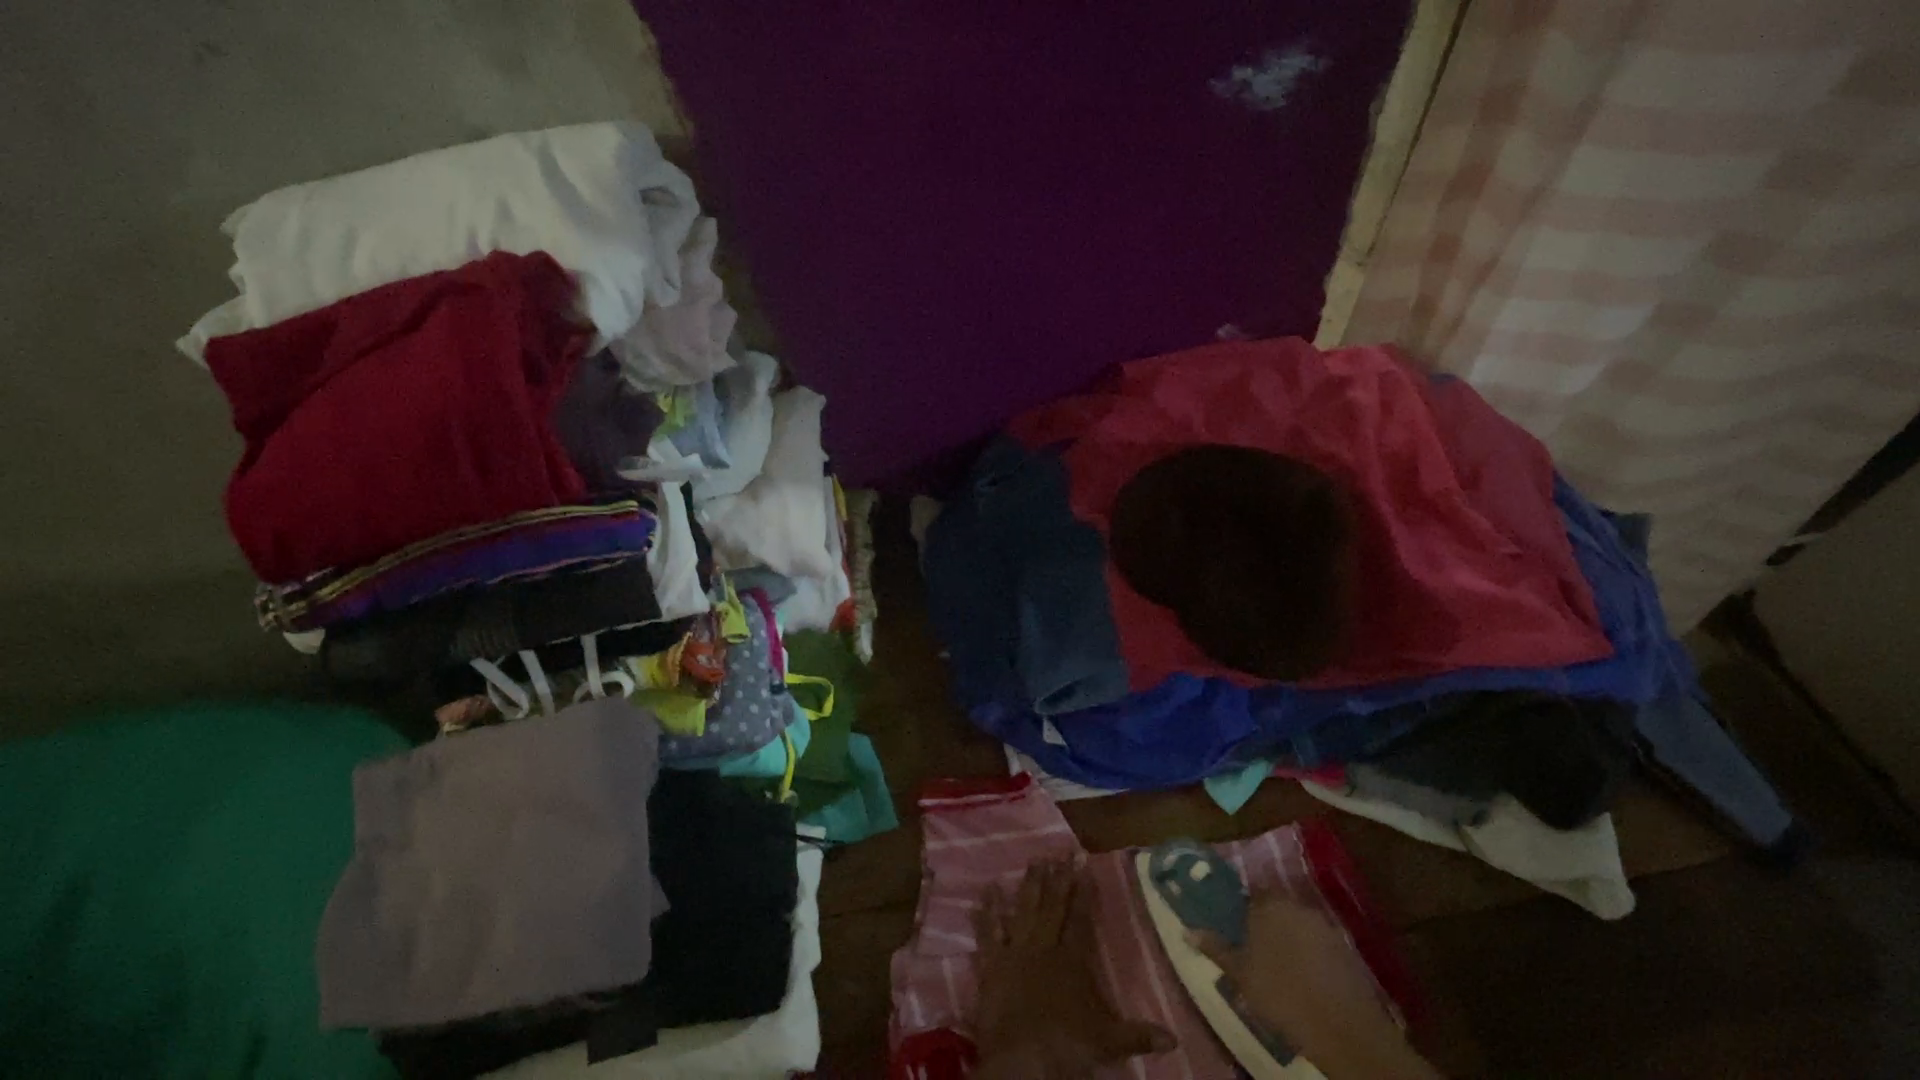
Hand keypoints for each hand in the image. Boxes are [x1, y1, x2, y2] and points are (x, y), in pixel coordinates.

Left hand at [971, 858, 1175, 1078]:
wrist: (1023, 1057)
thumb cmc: (1068, 1046)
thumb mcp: (1109, 1041)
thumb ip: (1138, 1035)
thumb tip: (1174, 1041)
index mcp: (1072, 960)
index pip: (1079, 918)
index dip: (1082, 891)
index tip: (1083, 865)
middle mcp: (1044, 948)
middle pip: (1052, 907)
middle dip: (1057, 878)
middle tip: (1059, 851)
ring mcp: (1015, 953)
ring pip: (1022, 911)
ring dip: (1028, 886)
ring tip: (1032, 861)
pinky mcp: (991, 966)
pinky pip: (987, 933)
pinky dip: (985, 913)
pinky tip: (984, 892)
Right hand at [1194, 897, 1441, 1079]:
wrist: (1339, 1026)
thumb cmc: (1279, 994)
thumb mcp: (1240, 974)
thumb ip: (1215, 948)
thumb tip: (1186, 931)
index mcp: (1268, 906)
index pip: (1251, 895)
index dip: (1243, 911)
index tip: (1237, 930)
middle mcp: (1297, 907)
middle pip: (1277, 908)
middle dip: (1267, 923)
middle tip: (1255, 950)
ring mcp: (1325, 926)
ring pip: (1299, 925)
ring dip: (1290, 938)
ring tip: (1280, 967)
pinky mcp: (1346, 948)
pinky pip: (1319, 943)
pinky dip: (1311, 954)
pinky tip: (1305, 978)